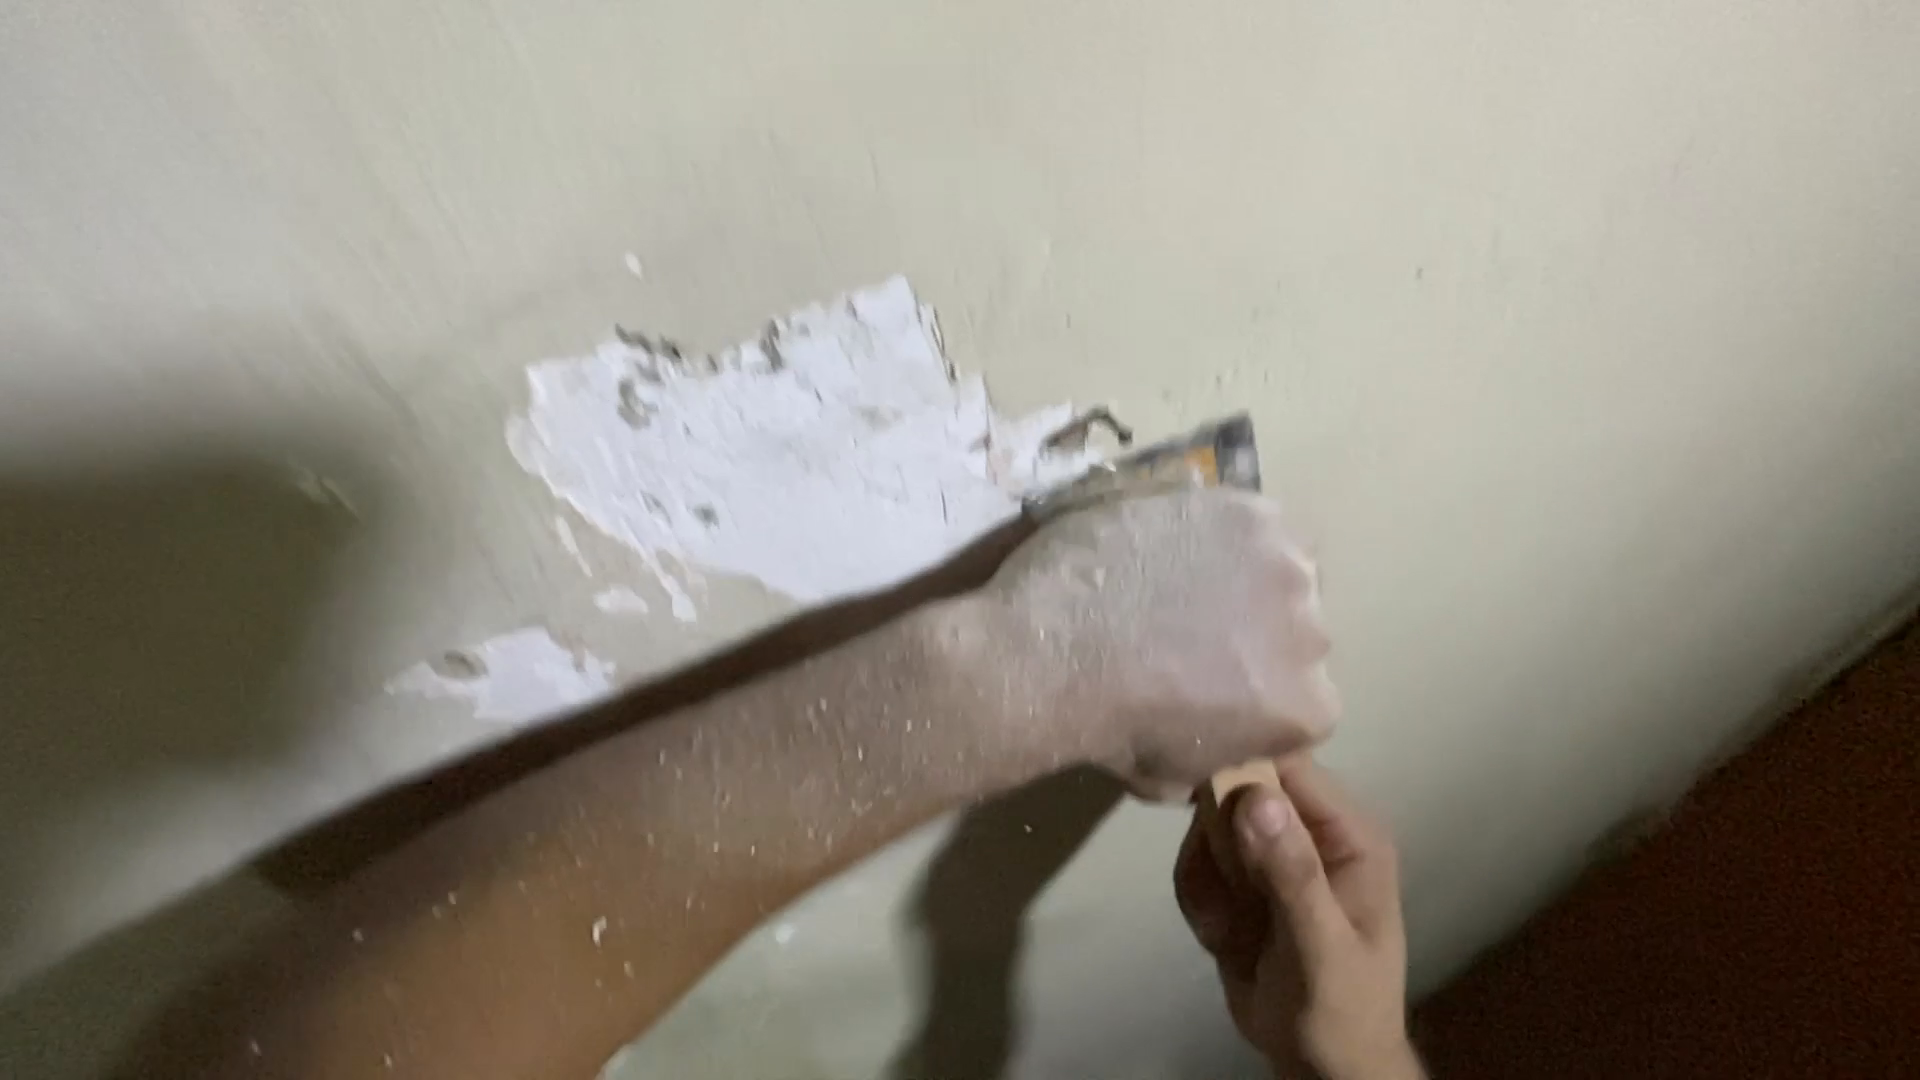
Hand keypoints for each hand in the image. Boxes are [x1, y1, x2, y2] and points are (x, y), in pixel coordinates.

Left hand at [974, 490, 1338, 796]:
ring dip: (1242, 565)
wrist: (1052, 657)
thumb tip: (1214, 739)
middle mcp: (1314, 637)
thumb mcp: (1172, 776)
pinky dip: (1215, 523)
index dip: (1255, 674)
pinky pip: (1247, 512)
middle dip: (1250, 620)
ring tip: (1174, 569)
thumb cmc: (1104, 728)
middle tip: (1188, 614)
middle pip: (1294, 620)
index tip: (1212, 662)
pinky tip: (1168, 536)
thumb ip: (1218, 753)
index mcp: (1309, 710)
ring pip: (1280, 560)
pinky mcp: (1245, 512)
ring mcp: (1284, 568)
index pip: (1301, 689)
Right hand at [1174, 759, 1421, 1079]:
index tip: (1200, 796)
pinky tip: (1221, 934)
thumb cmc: (1339, 1010)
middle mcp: (1309, 828)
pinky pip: (1197, 859)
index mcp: (1347, 831)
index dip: (1240, 767)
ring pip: (1207, 826)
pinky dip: (1197, 896)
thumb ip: (1292, 873)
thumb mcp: (1321, 947)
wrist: (1320, 1067)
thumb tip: (1256, 797)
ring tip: (1224, 926)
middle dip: (1214, 841)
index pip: (1288, 763)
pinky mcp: (1241, 872)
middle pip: (1234, 787)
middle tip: (1221, 889)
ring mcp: (1271, 849)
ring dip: (1203, 876)